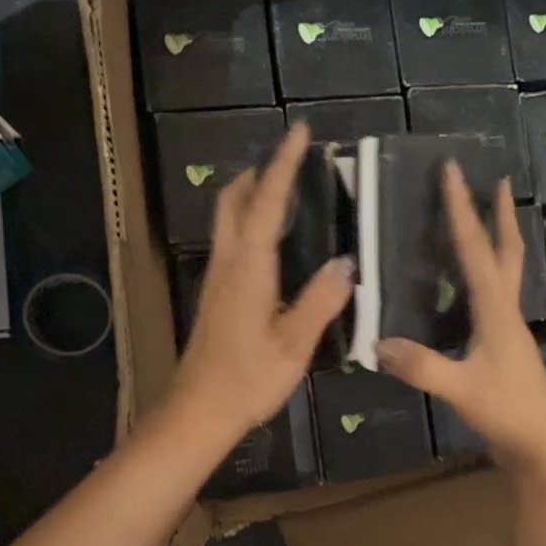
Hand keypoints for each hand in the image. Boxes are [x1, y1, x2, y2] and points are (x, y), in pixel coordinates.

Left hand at [169, 124, 353, 438]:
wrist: (198, 412)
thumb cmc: (248, 379)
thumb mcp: (294, 345)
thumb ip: (321, 302)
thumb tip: (346, 263)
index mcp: (249, 269)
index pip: (265, 203)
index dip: (283, 165)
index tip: (300, 133)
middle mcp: (227, 264)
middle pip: (234, 201)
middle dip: (259, 172)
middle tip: (292, 158)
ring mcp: (217, 279)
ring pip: (228, 219)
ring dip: (251, 193)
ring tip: (285, 186)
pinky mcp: (216, 295)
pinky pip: (232, 240)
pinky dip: (249, 220)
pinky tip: (272, 238)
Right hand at [377, 162, 545, 471]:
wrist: (544, 449)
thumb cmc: (509, 413)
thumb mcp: (462, 389)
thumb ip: (422, 367)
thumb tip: (378, 345)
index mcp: (497, 312)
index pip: (476, 250)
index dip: (462, 209)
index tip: (453, 171)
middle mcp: (507, 312)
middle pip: (507, 253)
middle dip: (500, 215)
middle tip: (499, 180)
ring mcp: (509, 331)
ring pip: (505, 274)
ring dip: (498, 242)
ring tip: (487, 222)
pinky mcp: (505, 351)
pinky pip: (494, 299)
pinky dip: (485, 278)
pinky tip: (469, 290)